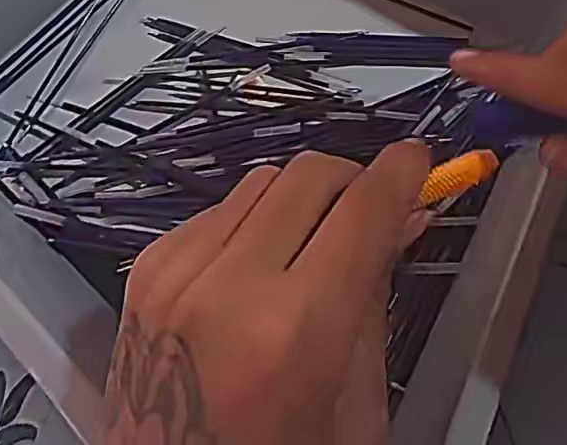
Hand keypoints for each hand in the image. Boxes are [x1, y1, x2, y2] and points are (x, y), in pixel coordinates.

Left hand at [106, 141, 430, 444]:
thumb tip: (399, 217)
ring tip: (310, 246)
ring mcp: (180, 272)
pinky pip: (223, 206)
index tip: (414, 159)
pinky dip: (254, 221)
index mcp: (291, 334)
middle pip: (310, 174)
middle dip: (352, 182)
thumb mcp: (354, 407)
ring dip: (301, 199)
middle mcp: (226, 289)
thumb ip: (376, 297)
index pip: (362, 209)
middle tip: (368, 212)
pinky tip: (258, 266)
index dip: (399, 173)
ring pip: (266, 179)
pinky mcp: (152, 267)